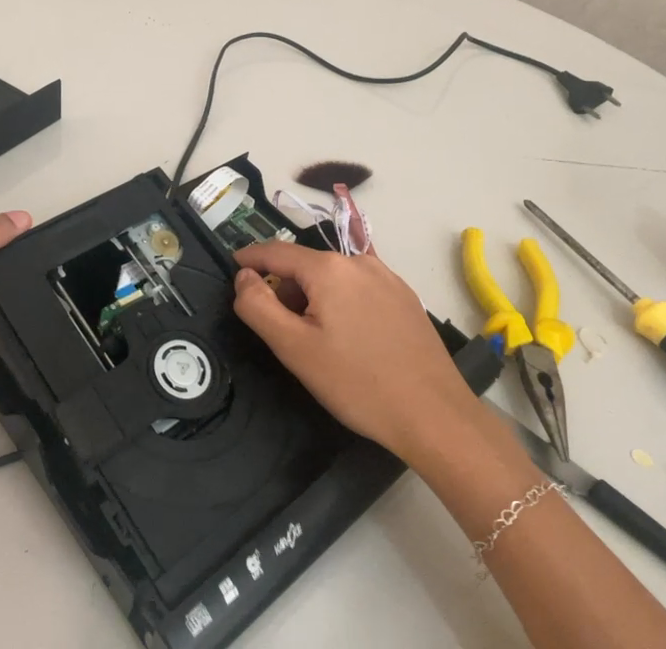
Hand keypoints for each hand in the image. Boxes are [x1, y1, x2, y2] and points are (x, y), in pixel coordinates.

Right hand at [232, 242, 480, 460]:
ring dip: (314, 298)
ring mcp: (388, 279)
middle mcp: (360, 262)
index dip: (250, 259)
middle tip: (281, 332)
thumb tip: (244, 277)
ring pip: (334, 278)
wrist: (433, 415)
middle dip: (286, 289)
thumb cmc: (356, 383)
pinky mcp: (406, 299)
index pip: (276, 251)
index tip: (233, 268)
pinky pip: (360, 290)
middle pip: (306, 265)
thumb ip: (258, 306)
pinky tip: (350, 341)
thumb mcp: (293, 348)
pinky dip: (342, 304)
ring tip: (317, 342)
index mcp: (329, 269)